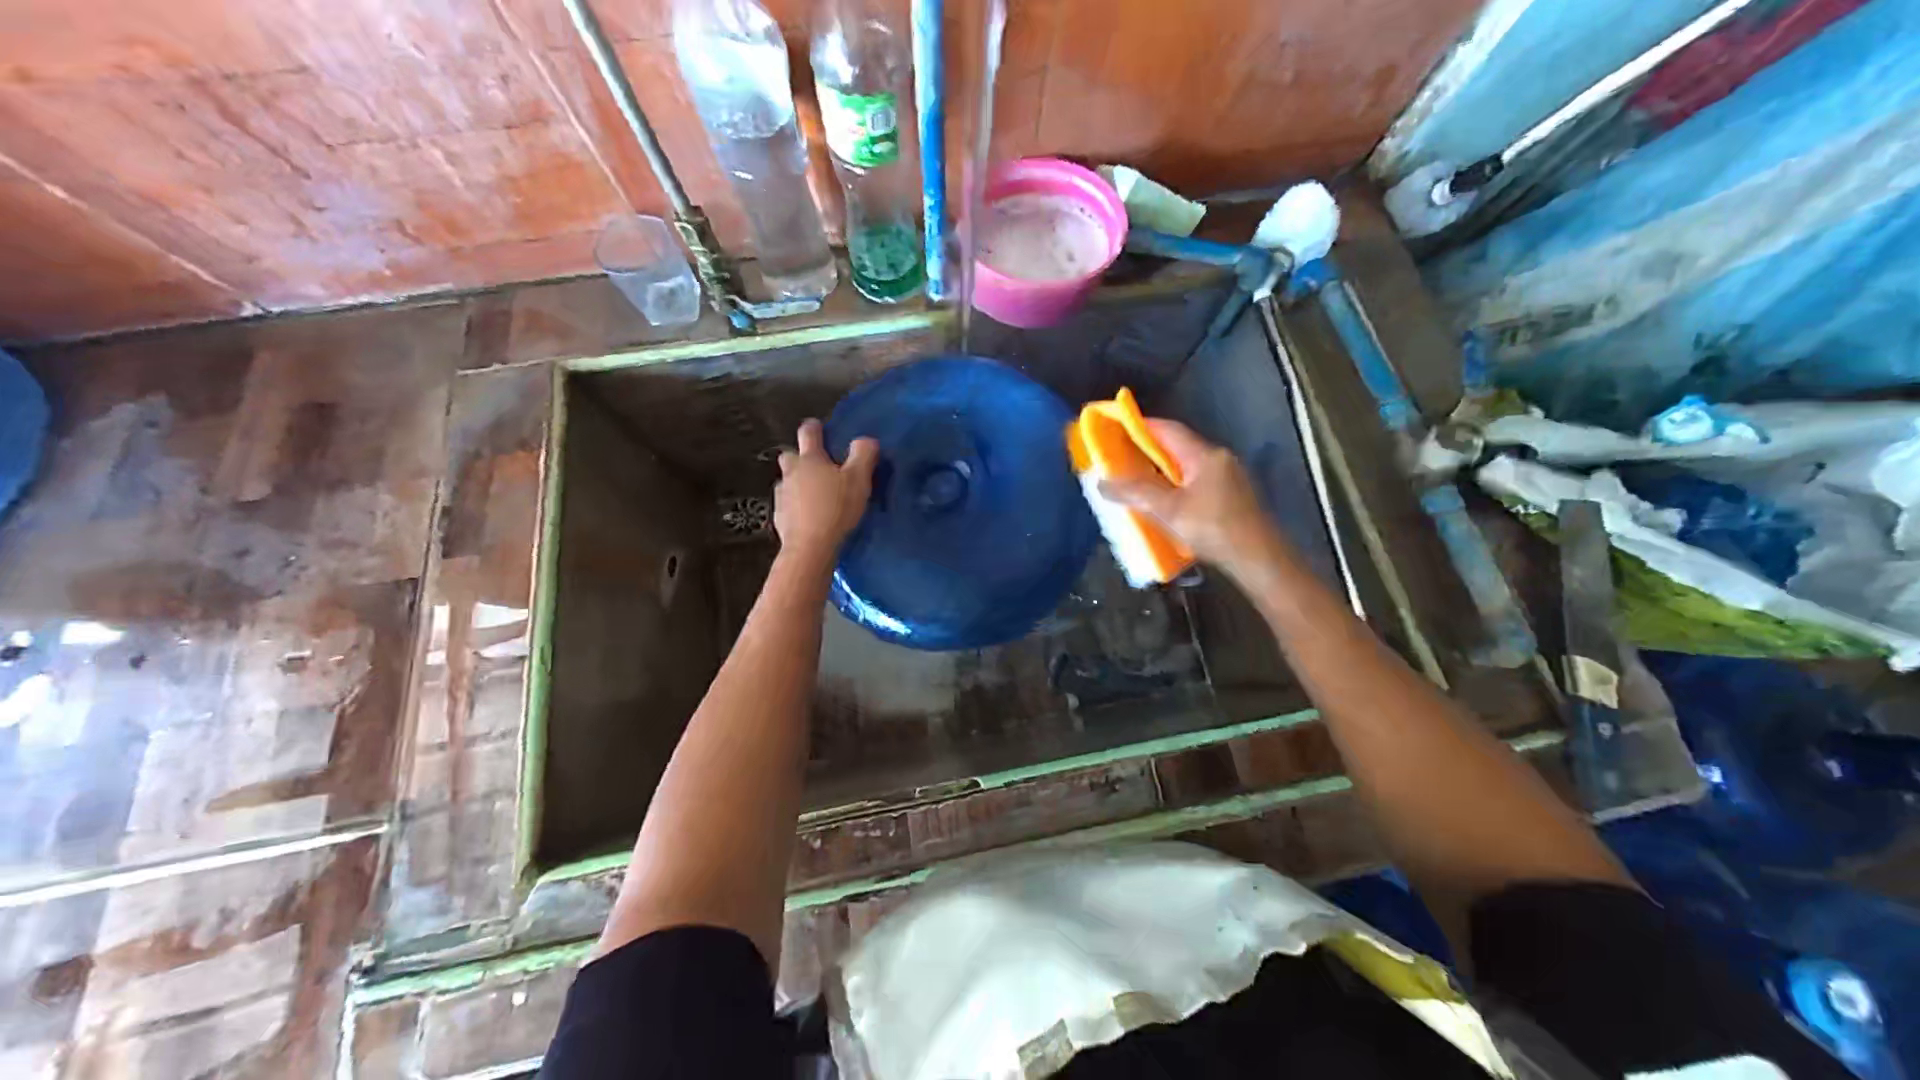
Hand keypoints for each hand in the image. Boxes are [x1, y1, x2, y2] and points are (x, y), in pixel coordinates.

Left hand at [774, 419, 877, 563]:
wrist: (810, 548)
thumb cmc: (836, 509)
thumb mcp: (859, 479)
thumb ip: (864, 455)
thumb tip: (865, 440)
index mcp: (810, 459)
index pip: (808, 432)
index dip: (815, 427)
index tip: (820, 428)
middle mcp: (791, 472)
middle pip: (790, 456)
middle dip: (801, 457)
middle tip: (820, 468)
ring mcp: (781, 495)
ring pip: (788, 482)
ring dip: (799, 484)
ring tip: (817, 496)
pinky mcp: (779, 517)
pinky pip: (788, 505)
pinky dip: (797, 507)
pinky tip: (810, 517)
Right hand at [1098, 418, 1285, 574]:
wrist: (1260, 560)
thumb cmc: (1214, 530)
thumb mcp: (1169, 511)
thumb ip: (1135, 493)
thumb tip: (1102, 482)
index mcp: (1205, 455)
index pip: (1167, 429)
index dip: (1139, 426)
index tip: (1114, 428)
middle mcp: (1219, 459)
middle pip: (1177, 446)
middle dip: (1146, 450)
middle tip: (1118, 456)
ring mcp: (1228, 478)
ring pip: (1186, 465)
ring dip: (1160, 469)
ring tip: (1134, 480)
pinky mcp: (1231, 497)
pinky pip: (1195, 481)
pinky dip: (1174, 484)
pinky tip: (1162, 500)